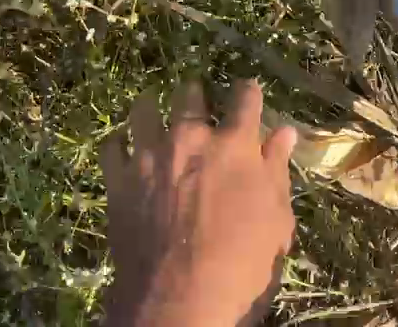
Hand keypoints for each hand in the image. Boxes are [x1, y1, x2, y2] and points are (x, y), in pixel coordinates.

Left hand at [102, 80, 299, 326]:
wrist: (177, 305)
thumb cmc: (240, 267)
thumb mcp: (275, 222)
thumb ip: (276, 171)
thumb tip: (285, 133)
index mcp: (233, 146)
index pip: (245, 99)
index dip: (249, 92)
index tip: (249, 91)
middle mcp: (190, 139)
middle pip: (190, 97)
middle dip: (195, 94)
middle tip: (195, 98)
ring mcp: (150, 157)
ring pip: (145, 111)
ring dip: (152, 107)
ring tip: (153, 108)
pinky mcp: (119, 181)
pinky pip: (112, 148)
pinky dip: (118, 145)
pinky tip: (122, 147)